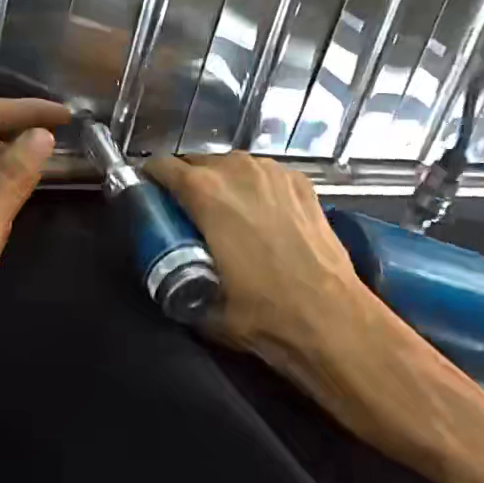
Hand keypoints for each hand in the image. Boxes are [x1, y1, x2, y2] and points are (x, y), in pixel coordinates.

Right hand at [143, 152, 373, 366]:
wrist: (332, 320)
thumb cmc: (261, 313)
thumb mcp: (200, 299)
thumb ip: (176, 274)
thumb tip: (167, 271)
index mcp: (204, 191)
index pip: (162, 166)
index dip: (152, 180)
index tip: (151, 196)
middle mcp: (236, 169)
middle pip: (197, 162)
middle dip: (188, 182)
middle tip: (189, 212)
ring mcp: (272, 172)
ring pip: (233, 165)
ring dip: (224, 182)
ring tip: (228, 212)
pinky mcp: (301, 182)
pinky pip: (265, 175)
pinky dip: (257, 188)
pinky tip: (264, 215)